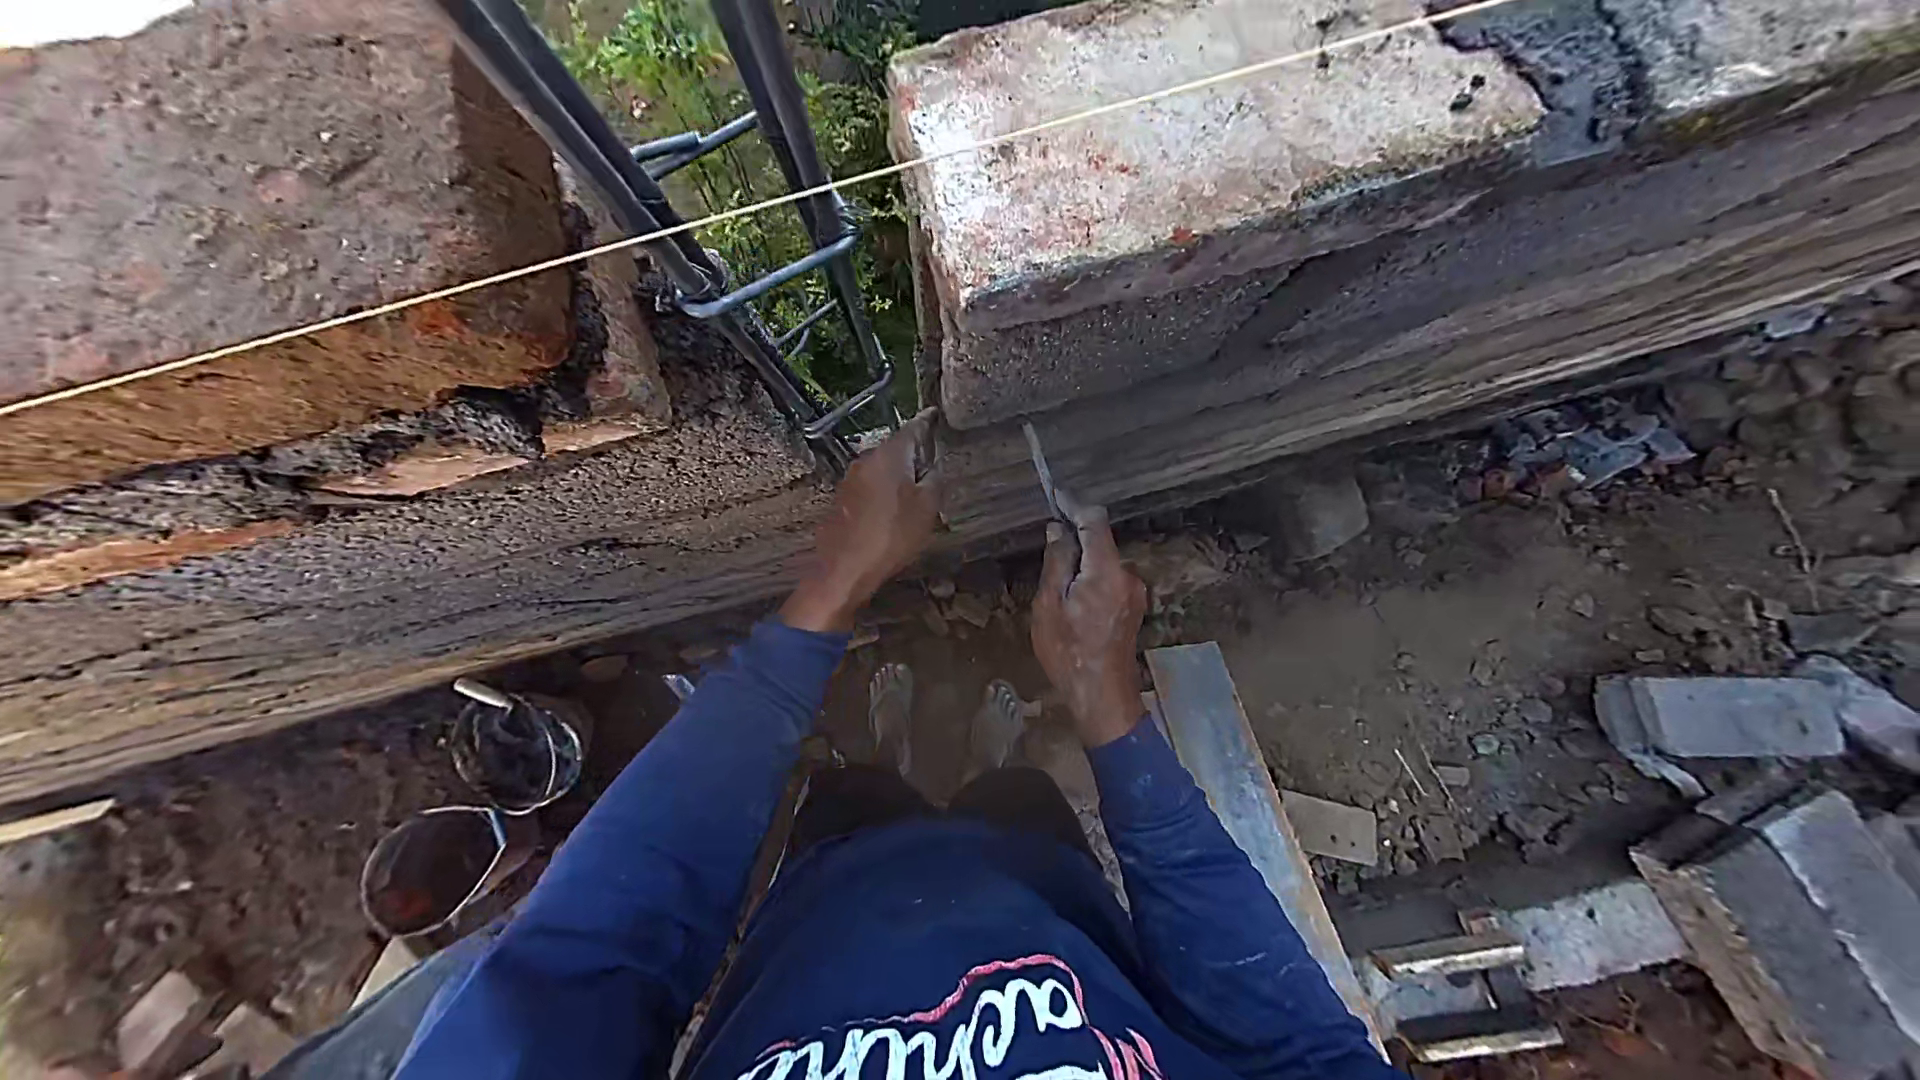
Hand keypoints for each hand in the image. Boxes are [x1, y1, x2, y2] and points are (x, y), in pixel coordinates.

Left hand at [780, 409, 943, 632]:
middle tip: (934, 468)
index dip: (928, 424)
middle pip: (895, 449)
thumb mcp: (927, 509)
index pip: (913, 429)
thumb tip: (933, 467)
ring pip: (881, 469)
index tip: (937, 418)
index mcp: (888, 455)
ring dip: (897, 476)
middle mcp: (865, 460)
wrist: (844, 569)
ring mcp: (849, 480)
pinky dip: (883, 492)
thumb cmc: (891, 536)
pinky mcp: (842, 500)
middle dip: (914, 455)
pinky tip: (892, 511)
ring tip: (915, 495)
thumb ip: (934, 480)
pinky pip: (869, 487)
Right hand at [1030, 503, 1147, 746]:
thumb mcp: (1049, 605)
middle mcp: (1128, 576)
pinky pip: (1110, 579)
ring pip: (1104, 562)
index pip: (1094, 521)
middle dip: (1075, 540)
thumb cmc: (1068, 652)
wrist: (1101, 694)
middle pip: (1100, 542)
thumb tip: (1057, 529)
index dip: (1074, 505)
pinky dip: (1091, 578)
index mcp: (1106, 571)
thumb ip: (1056, 561)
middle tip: (1048, 552)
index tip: (1056, 497)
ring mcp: (1135, 592)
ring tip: (1057, 587)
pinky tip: (1074, 600)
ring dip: (1082, 563)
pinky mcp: (1134, 606)